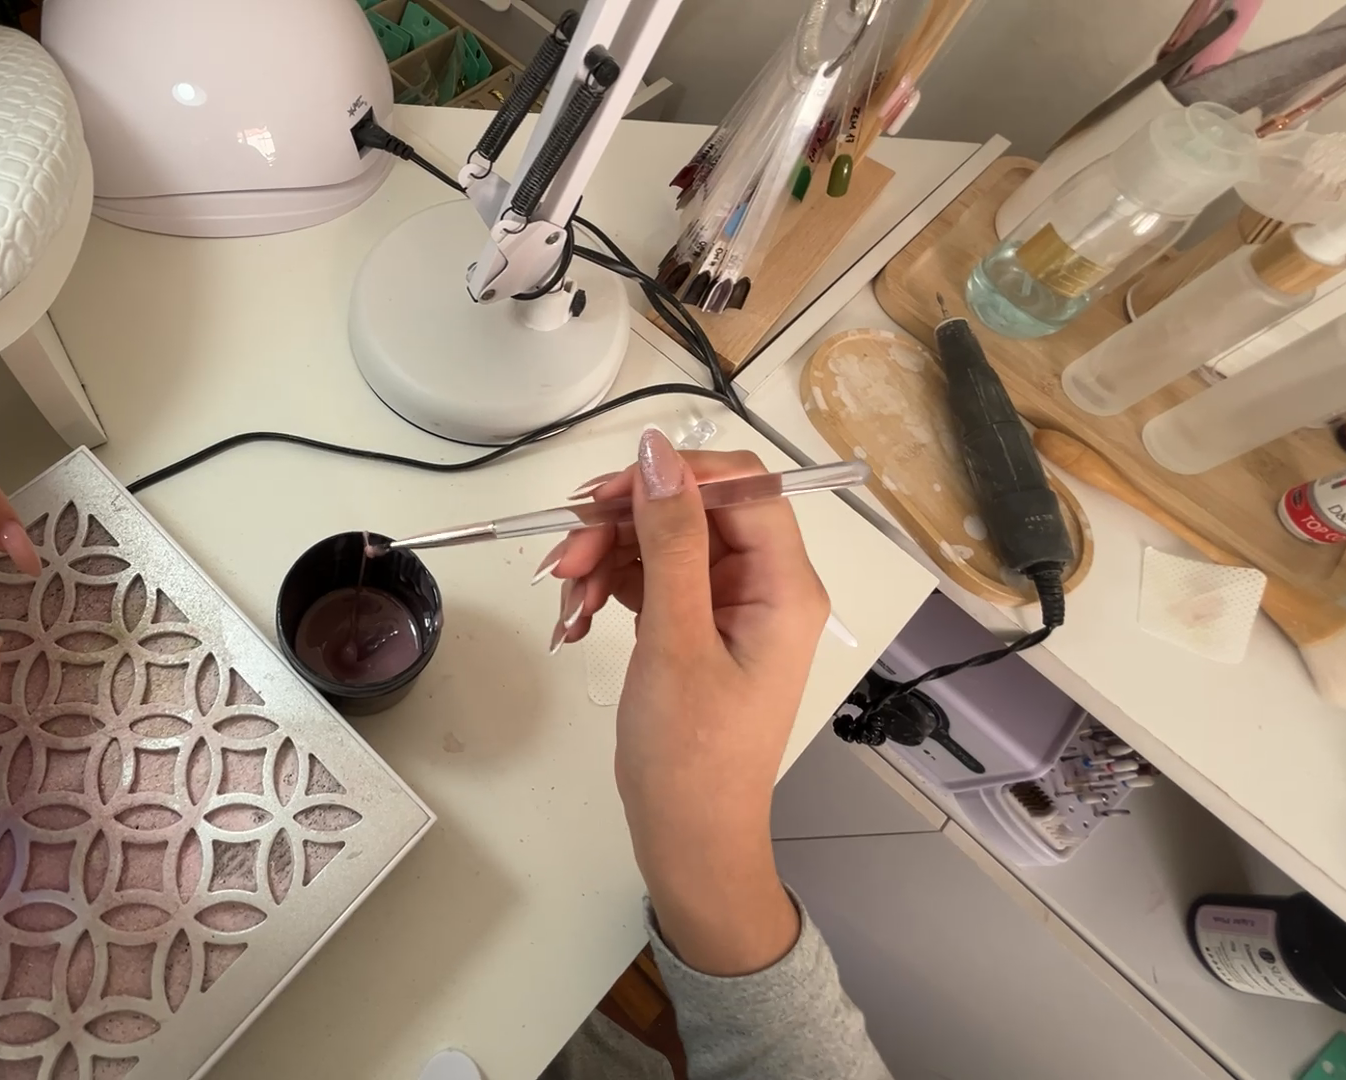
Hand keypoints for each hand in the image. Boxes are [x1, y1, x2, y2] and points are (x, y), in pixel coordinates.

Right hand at [546, 430, 829, 975]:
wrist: (683, 834)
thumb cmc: (690, 749)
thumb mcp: (676, 638)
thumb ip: (670, 539)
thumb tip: (656, 450)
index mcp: (781, 583)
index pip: (740, 487)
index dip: (674, 476)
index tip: (605, 496)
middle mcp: (757, 583)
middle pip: (686, 513)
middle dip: (619, 528)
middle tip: (564, 560)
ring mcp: (719, 603)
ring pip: (654, 543)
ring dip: (601, 561)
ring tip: (568, 603)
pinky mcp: (686, 622)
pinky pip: (643, 578)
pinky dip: (605, 589)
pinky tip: (576, 619)